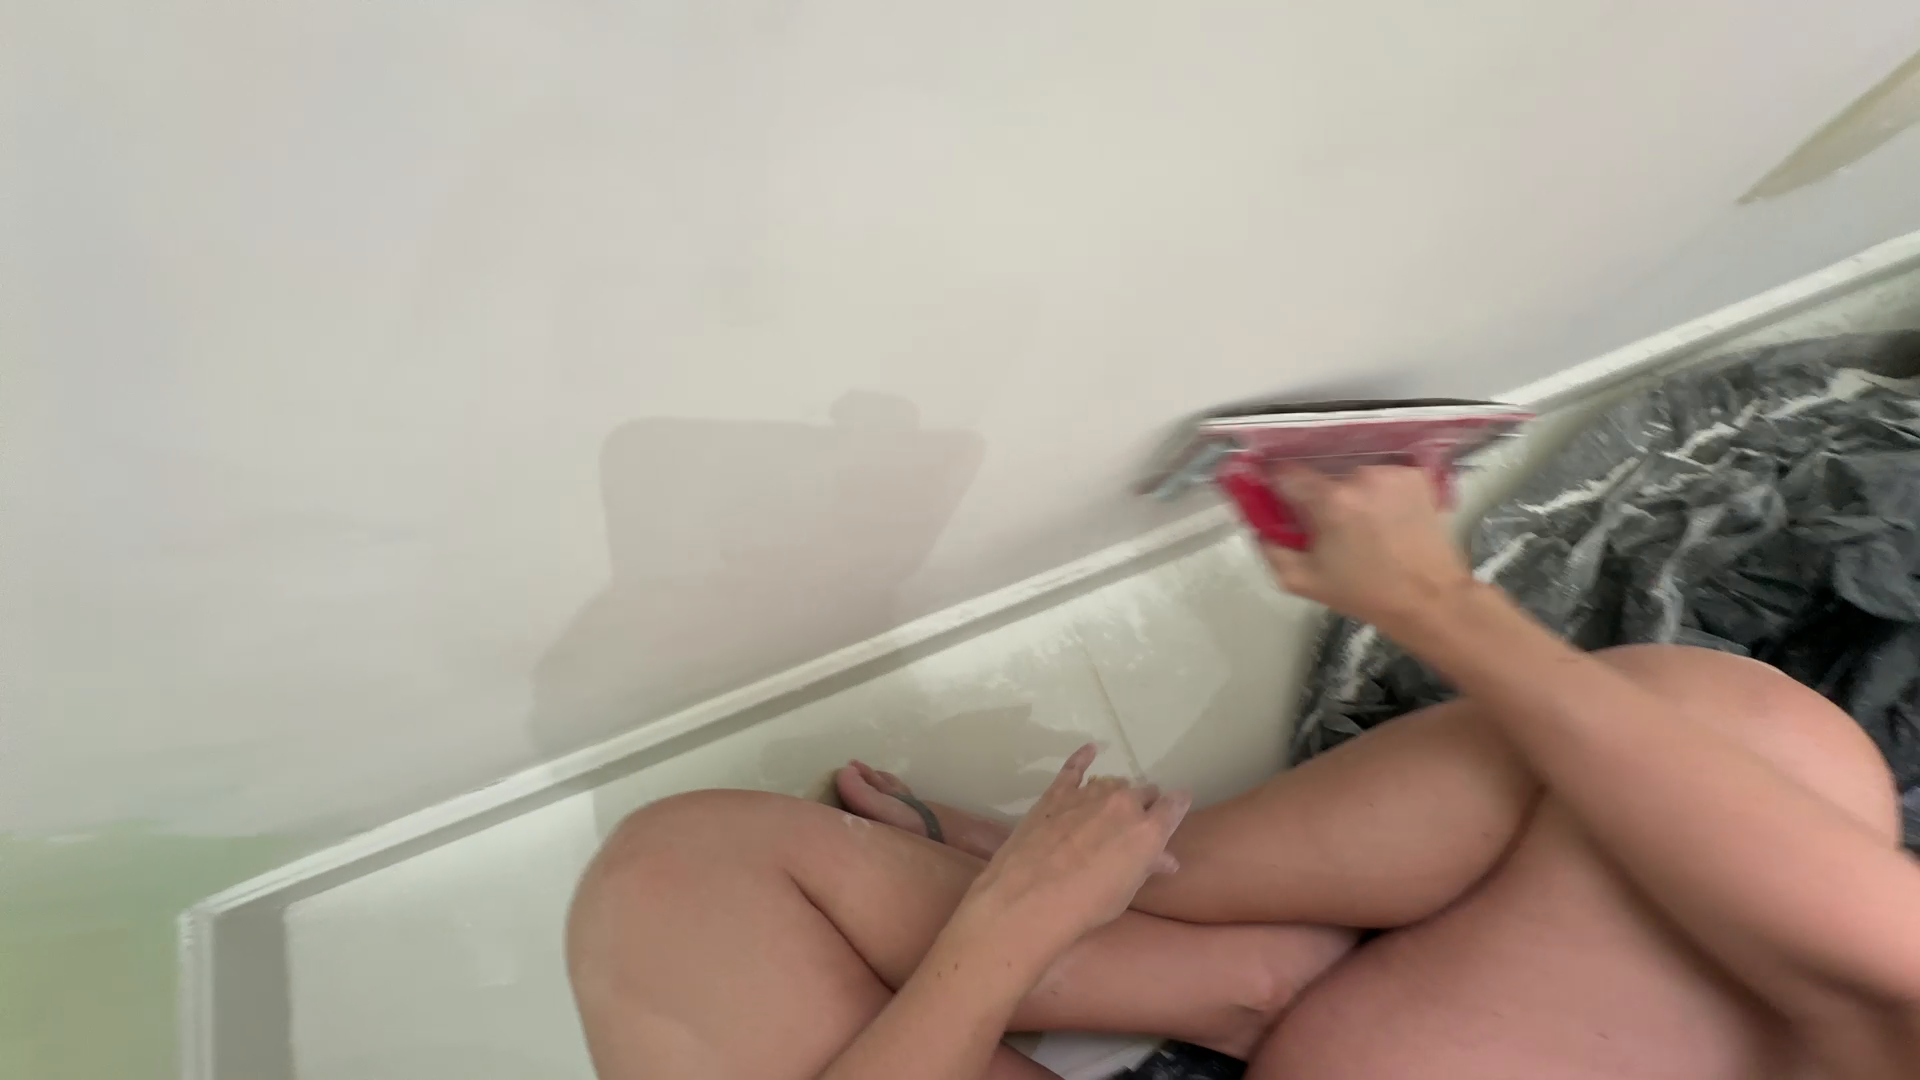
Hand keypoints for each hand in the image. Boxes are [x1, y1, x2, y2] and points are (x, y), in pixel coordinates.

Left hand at [955, 745, 1189, 956]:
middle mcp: (1123, 803)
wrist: (1031, 895)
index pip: (1173, 806)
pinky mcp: (1058, 791)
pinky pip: (1074, 766)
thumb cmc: (1087, 904)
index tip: (1177, 805)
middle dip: (1143, 804)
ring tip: (1110, 808)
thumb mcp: (1125, 891)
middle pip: (1142, 792)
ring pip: (1112, 782)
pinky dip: (1083, 757)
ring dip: (1116, 793)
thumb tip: (1166, 858)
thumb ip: (1147, 866)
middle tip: (1135, 823)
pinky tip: (1090, 750)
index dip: (1176, 805)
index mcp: (1148, 830)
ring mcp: (1089, 793)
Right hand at [1261, 464, 1474, 629]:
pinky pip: (1379, 476)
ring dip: (1346, 493)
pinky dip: (1374, 492)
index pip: (1285, 473)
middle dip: (1315, 496)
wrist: (1430, 599)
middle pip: (1320, 475)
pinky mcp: (1415, 476)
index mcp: (1330, 500)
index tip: (1275, 497)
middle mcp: (1361, 477)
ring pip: (1350, 475)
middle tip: (1322, 525)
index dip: (1275, 485)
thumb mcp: (1299, 580)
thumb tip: (1258, 523)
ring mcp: (1392, 474)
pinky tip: (1381, 517)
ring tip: (1357, 524)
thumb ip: (1268, 546)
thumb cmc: (1362, 592)